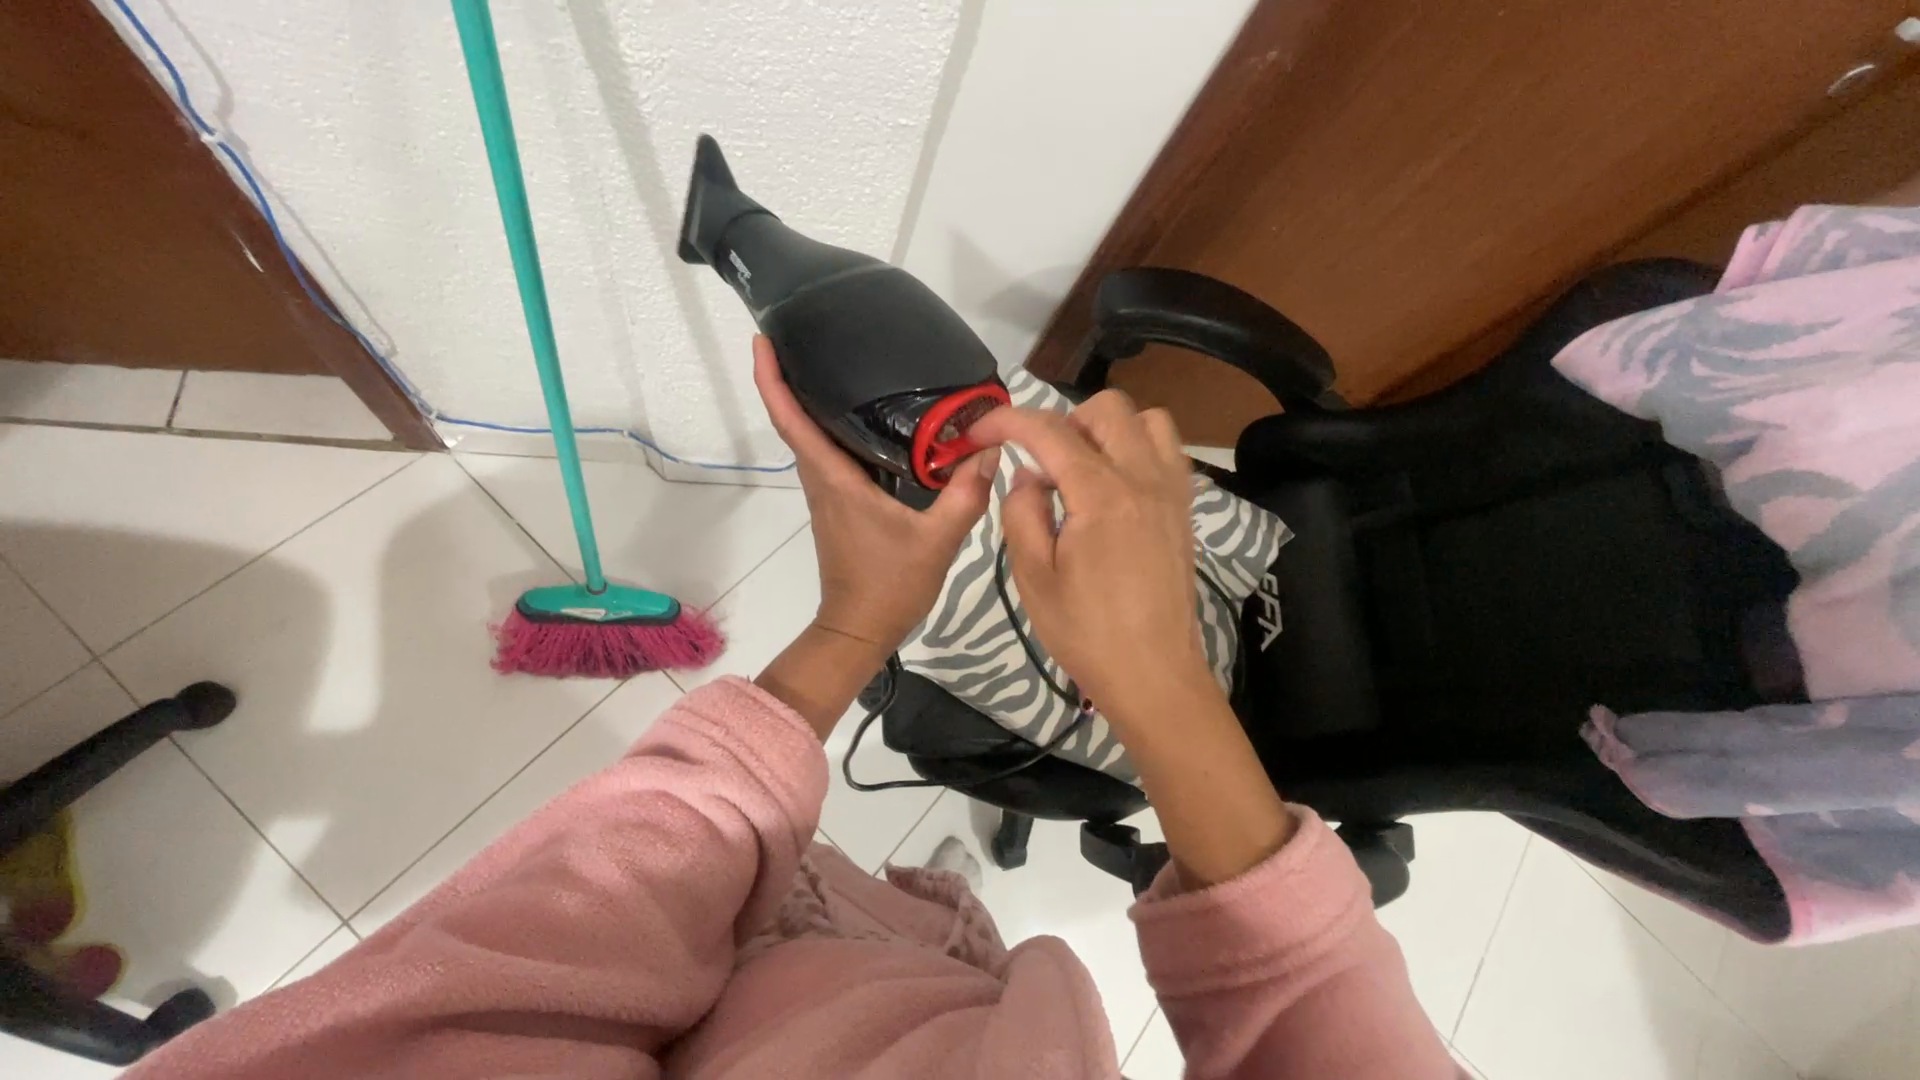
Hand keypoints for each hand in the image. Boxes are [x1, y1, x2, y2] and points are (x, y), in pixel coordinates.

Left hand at [752, 336, 994, 653]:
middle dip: (787, 378)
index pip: (793, 423)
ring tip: (833, 366)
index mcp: (836, 482)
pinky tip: (863, 421)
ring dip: (806, 403)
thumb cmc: (890, 585)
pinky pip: (826, 457)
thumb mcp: (938, 540)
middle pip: (794, 422)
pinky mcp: (837, 507)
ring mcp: (827, 496)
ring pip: (809, 440)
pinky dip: (829, 430)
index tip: (761, 342)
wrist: (860, 629)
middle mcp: (822, 482)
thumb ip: (965, 494)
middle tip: (801, 337)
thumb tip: (989, 449)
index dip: (772, 381)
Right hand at [969, 392, 1294, 886]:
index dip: (1008, 421)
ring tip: (1081, 469)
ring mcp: (1172, 492)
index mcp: (1102, 495)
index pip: (1050, 431)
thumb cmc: (1086, 633)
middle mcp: (1145, 478)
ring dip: (1107, 429)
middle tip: (1039, 462)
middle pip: (1107, 408)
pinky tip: (1113, 487)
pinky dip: (1136, 448)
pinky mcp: (1185, 510)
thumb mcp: (1034, 577)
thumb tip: (1028, 475)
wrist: (1153, 673)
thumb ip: (1023, 512)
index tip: (980, 432)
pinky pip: (1167, 451)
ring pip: (1147, 420)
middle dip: (1063, 420)